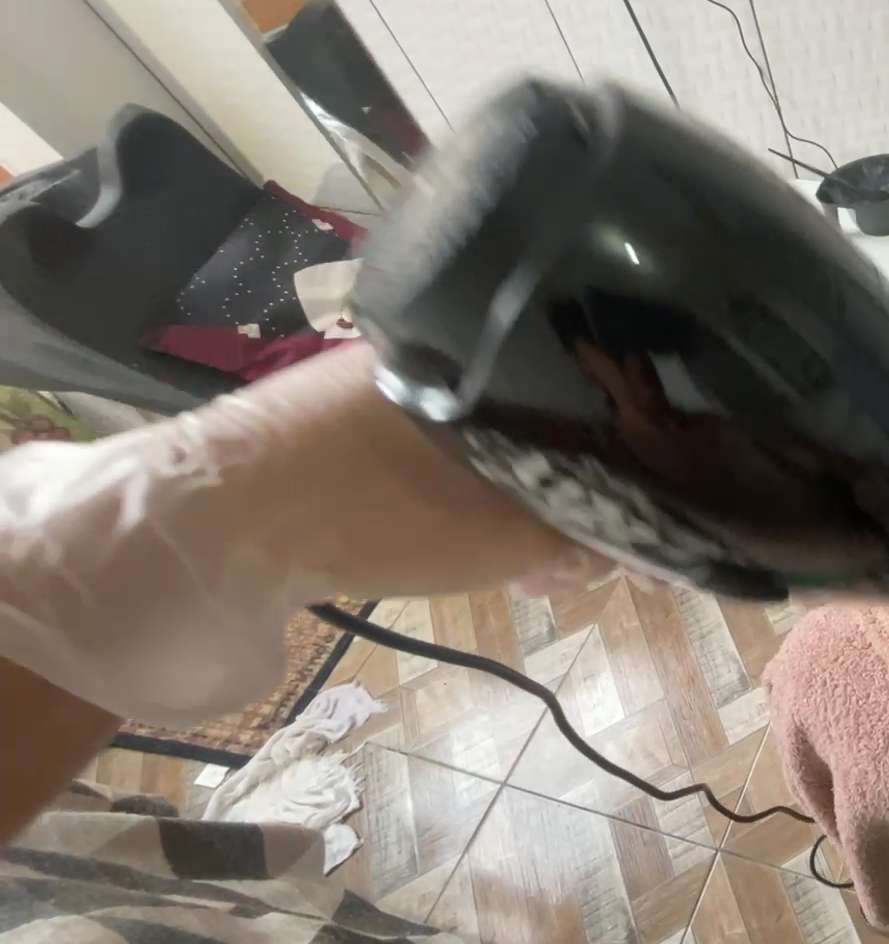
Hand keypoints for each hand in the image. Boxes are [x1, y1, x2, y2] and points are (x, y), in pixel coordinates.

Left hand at [0, 344, 608, 726]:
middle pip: (541, 445)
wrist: (180, 551)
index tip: (643, 509)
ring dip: (532, 525)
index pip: (577, 406)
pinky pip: (445, 491)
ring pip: (494, 473)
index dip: (619, 464)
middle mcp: (433, 385)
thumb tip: (652, 554)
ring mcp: (382, 424)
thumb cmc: (366, 515)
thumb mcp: (500, 534)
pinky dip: (481, 528)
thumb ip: (582, 540)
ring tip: (548, 577)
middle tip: (595, 558)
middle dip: (576, 507)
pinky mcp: (344, 469)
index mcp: (469, 367)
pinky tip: (503, 571)